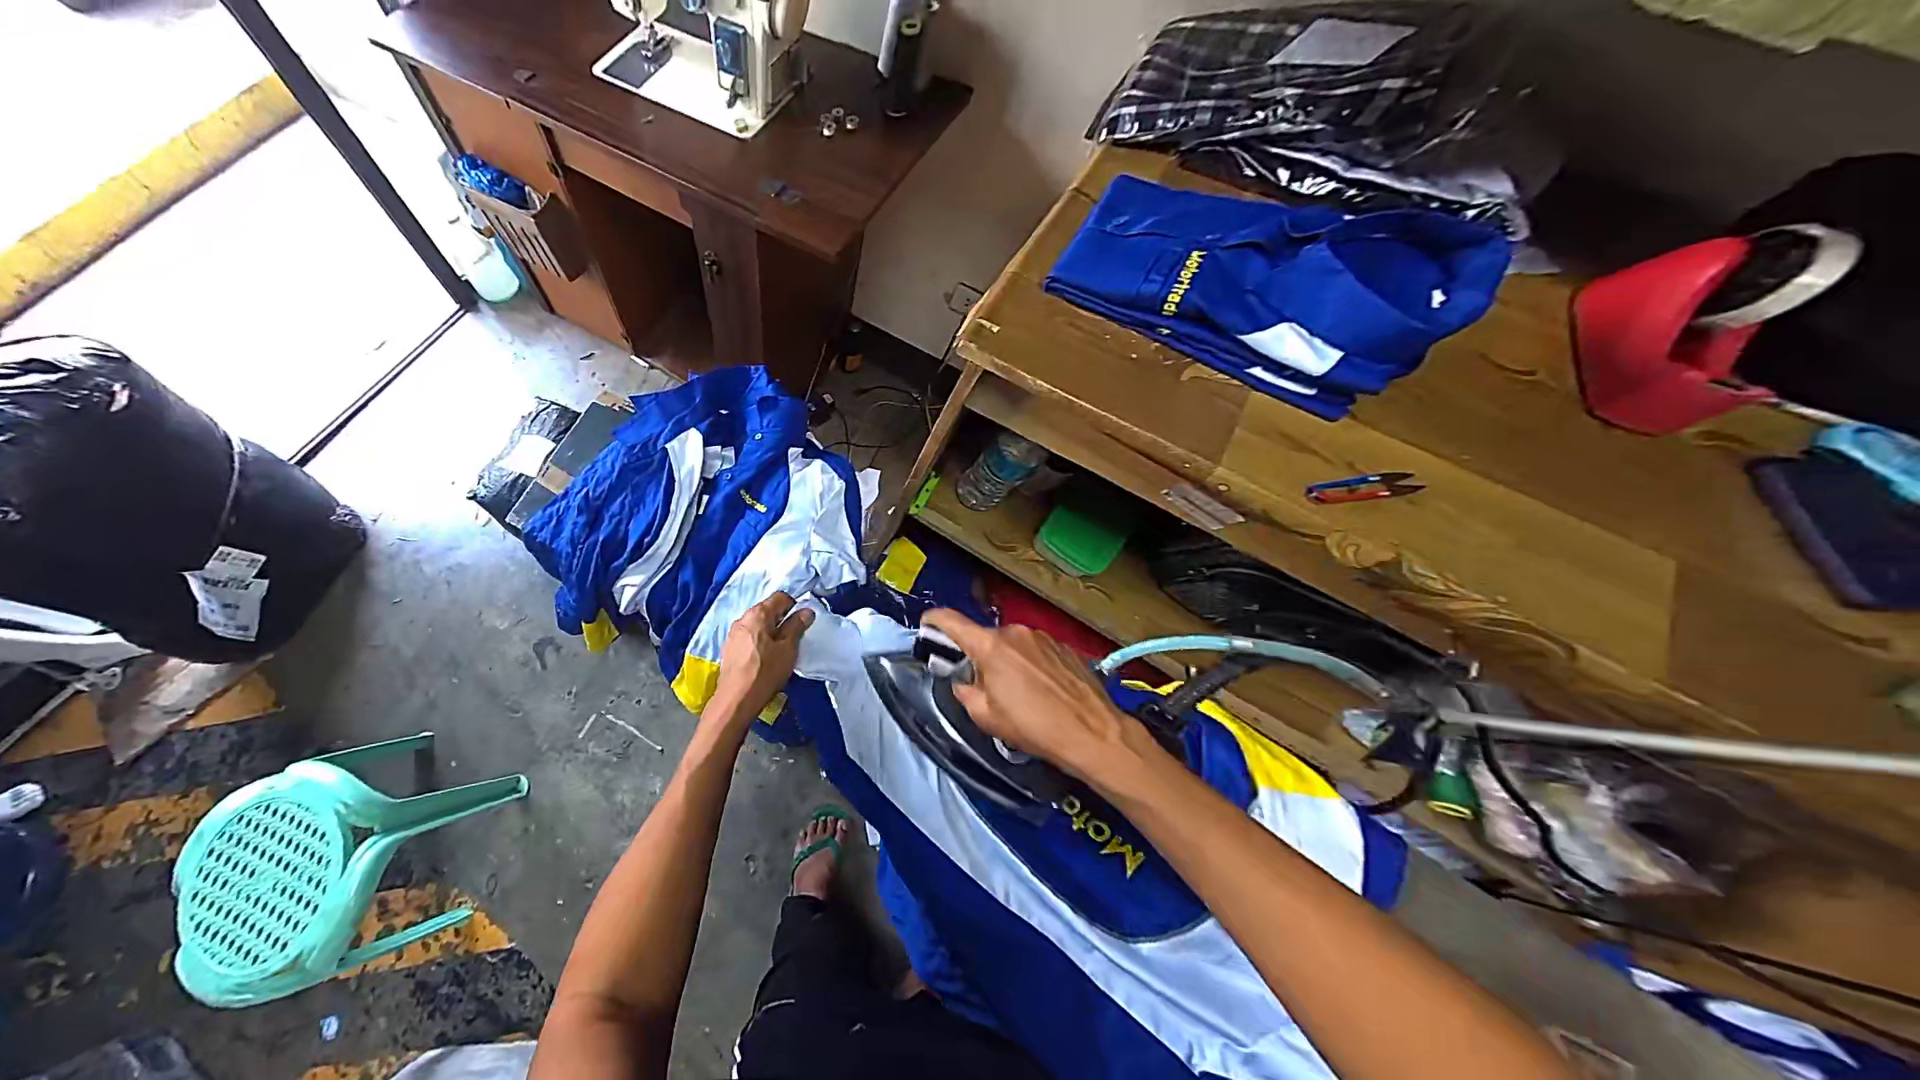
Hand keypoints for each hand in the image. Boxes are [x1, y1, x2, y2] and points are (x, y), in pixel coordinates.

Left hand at [711, 592, 814, 722]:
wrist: (736, 699)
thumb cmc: (766, 671)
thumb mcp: (788, 648)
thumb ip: (797, 626)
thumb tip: (806, 611)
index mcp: (758, 614)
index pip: (781, 597)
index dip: (795, 607)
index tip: (801, 623)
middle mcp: (742, 619)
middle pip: (767, 610)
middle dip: (781, 620)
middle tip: (792, 639)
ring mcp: (732, 634)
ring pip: (757, 625)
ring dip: (769, 632)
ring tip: (778, 651)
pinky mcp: (728, 649)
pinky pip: (748, 637)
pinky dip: (758, 642)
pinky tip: (762, 658)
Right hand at [921, 609, 1144, 782]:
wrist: (1093, 732)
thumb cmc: (1036, 728)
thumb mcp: (987, 718)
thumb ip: (965, 692)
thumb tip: (965, 682)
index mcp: (991, 647)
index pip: (952, 621)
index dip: (934, 621)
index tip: (927, 625)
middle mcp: (1017, 632)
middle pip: (986, 638)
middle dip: (980, 658)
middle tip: (985, 688)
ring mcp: (1043, 636)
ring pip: (1013, 645)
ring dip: (1008, 663)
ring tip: (1020, 695)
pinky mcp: (1064, 646)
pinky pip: (1036, 651)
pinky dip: (1031, 666)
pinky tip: (1042, 691)